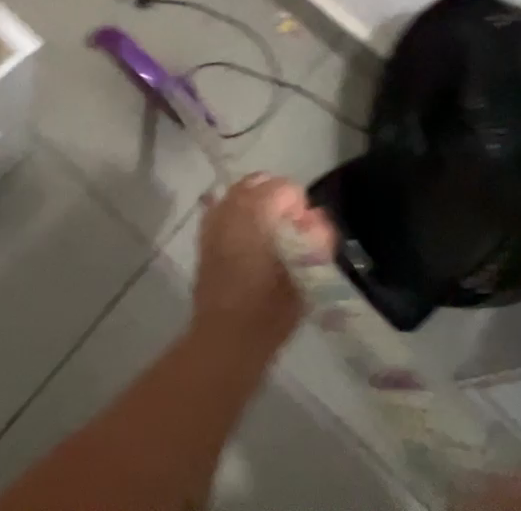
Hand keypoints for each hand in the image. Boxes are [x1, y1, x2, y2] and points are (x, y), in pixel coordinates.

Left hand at [189, 173, 336, 354]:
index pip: (284, 188)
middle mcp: (231, 211)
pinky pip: (220, 209)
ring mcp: (213, 222)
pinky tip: (245, 235)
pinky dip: (235, 213)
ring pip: (237, 192)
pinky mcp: (203, 238)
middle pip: (259, 182)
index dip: (299, 206)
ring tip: (269, 232)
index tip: (305, 229)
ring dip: (256, 202)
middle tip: (290, 228)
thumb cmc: (270, 311)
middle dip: (278, 198)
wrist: (226, 339)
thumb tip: (316, 218)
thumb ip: (316, 241)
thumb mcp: (306, 277)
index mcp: (257, 216)